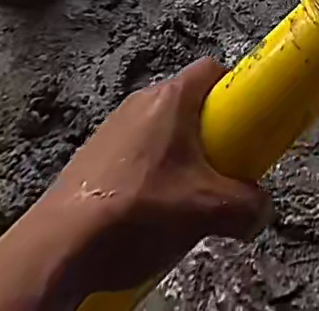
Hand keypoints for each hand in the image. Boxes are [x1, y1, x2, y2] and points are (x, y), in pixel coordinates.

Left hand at [0, 58, 270, 310]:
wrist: (58, 249)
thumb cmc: (136, 213)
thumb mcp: (206, 212)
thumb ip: (247, 207)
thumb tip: (261, 209)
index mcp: (171, 98)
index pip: (214, 69)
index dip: (235, 94)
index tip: (244, 125)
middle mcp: (142, 101)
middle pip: (190, 104)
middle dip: (209, 136)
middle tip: (218, 172)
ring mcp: (113, 127)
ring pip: (162, 130)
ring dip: (179, 158)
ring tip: (182, 201)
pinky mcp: (93, 155)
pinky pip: (135, 152)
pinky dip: (149, 175)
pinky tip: (147, 214)